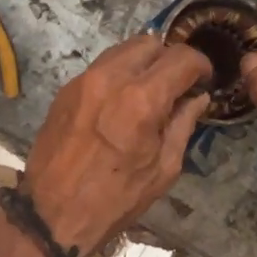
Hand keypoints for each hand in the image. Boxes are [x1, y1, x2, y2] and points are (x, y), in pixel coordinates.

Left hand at [20, 36, 211, 256]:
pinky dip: (118, 74)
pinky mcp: (66, 90)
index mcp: (142, 100)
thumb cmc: (115, 199)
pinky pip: (100, 67)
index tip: (203, 80)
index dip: (200, 65)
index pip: (182, 58)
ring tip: (148, 91)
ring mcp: (84, 81)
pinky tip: (120, 102)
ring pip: (122, 50)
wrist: (53, 214)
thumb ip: (183, 125)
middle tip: (175, 85)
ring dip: (142, 63)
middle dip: (169, 59)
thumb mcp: (163, 168)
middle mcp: (111, 79)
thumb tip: (197, 98)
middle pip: (150, 43)